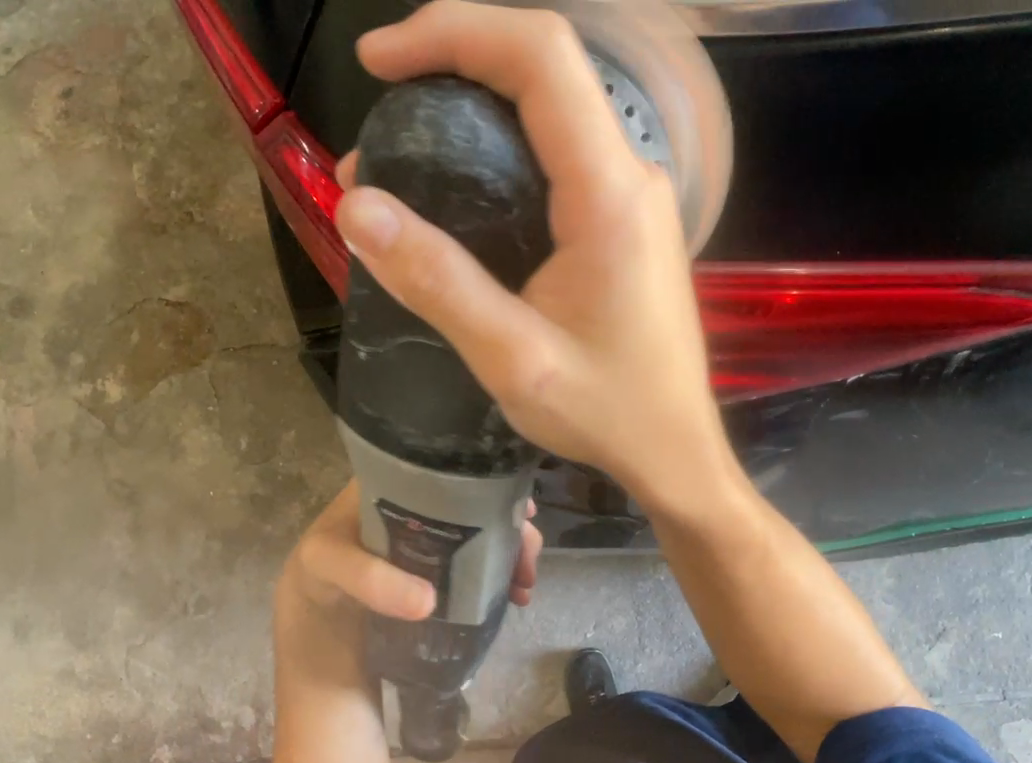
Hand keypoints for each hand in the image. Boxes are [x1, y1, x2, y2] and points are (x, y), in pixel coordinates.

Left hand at [276, 481, 542, 642]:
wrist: (314, 633)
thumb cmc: (316, 582)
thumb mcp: (327, 567)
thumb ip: (369, 577)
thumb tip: (428, 601)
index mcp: (392, 488)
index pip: (446, 472)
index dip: (486, 483)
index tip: (518, 505)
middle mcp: (420, 511)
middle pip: (478, 506)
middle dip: (510, 526)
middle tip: (528, 556)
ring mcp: (436, 547)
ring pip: (486, 538)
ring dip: (512, 555)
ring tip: (524, 584)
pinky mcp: (444, 580)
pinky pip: (481, 570)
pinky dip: (502, 580)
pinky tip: (516, 596)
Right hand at [332, 0, 738, 518]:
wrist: (675, 452)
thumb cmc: (607, 415)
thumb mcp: (514, 360)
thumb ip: (438, 283)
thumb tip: (355, 206)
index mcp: (610, 195)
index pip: (542, 57)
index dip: (455, 31)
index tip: (379, 61)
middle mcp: (630, 177)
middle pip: (545, 71)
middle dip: (453, 68)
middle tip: (379, 120)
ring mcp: (633, 198)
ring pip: (551, 113)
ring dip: (473, 114)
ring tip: (400, 163)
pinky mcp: (626, 223)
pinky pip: (559, 157)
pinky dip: (500, 154)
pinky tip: (456, 195)